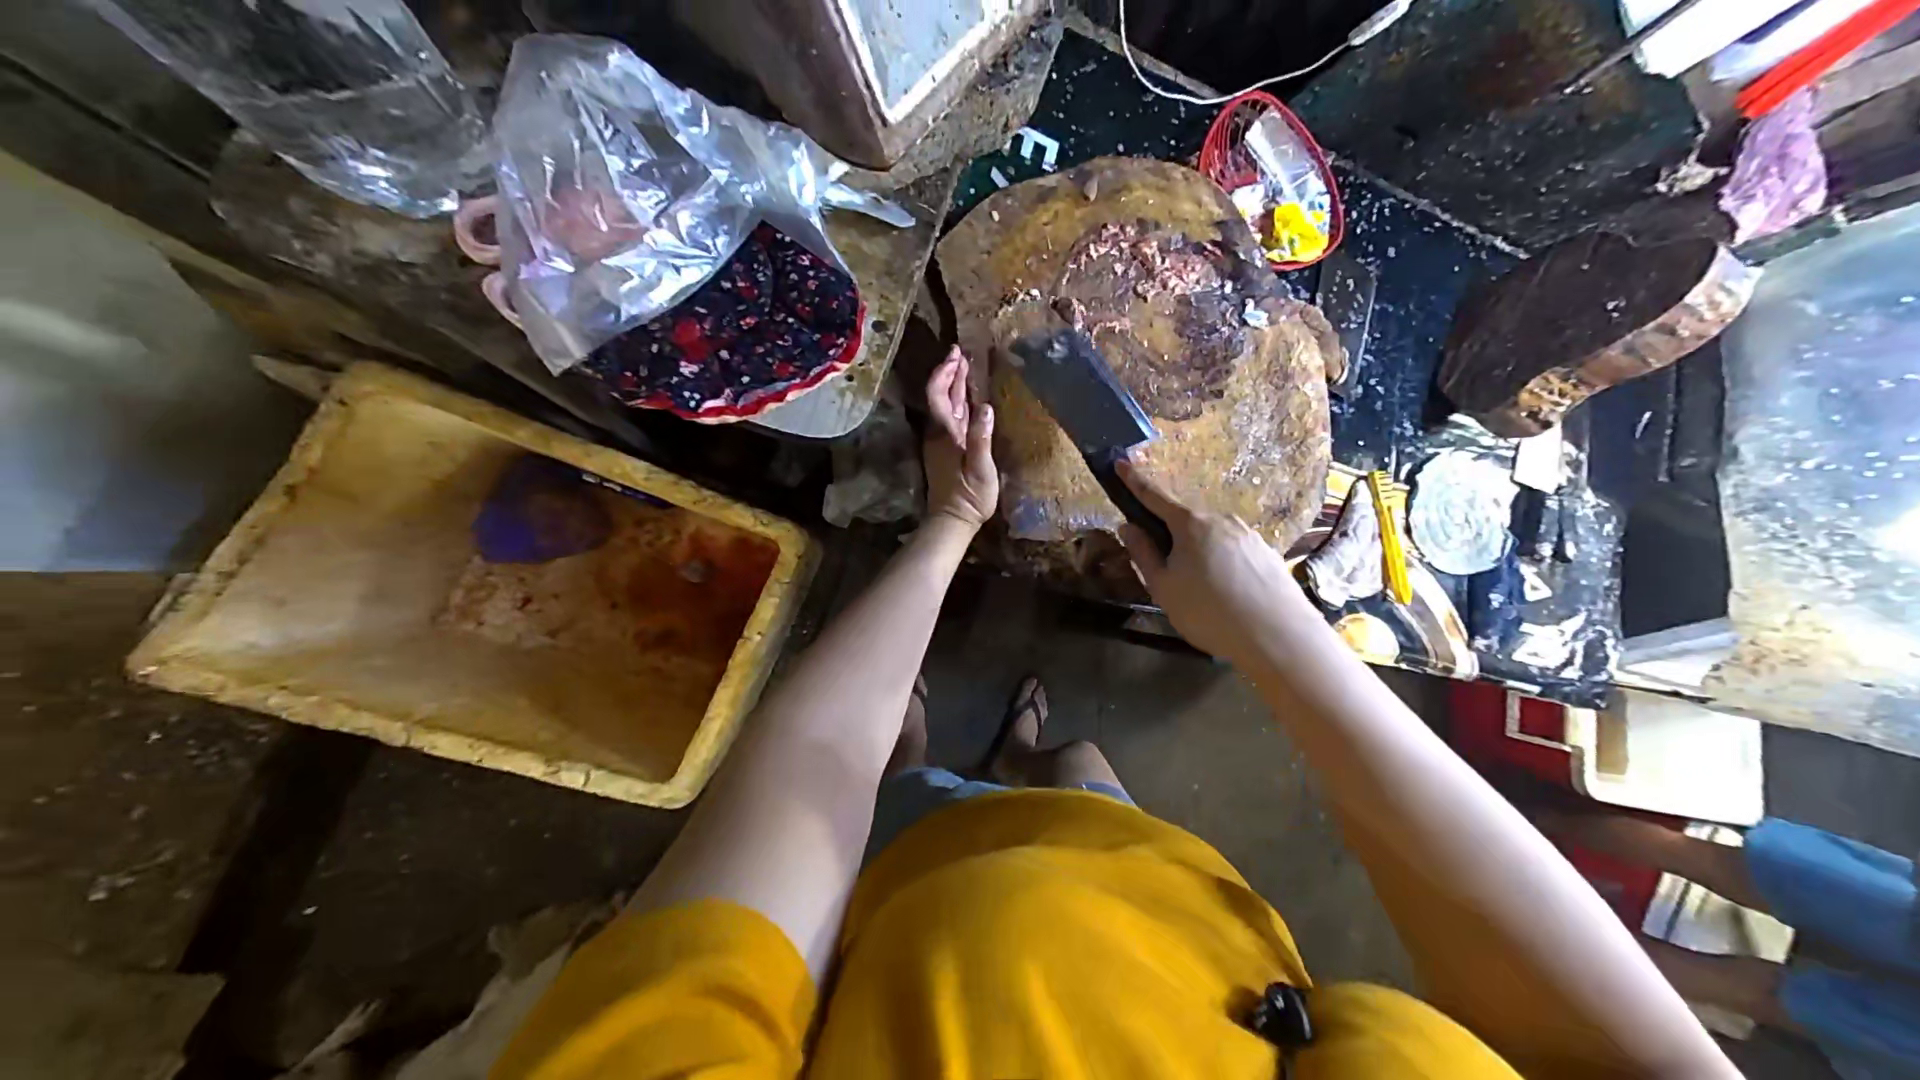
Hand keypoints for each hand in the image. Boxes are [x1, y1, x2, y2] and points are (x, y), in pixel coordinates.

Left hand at [923, 346, 997, 530]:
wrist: (952, 521)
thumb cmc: (969, 496)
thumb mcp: (980, 469)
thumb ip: (981, 438)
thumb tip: (984, 407)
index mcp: (946, 434)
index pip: (938, 395)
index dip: (945, 372)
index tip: (955, 354)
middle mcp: (940, 434)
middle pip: (940, 396)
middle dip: (949, 373)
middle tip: (960, 353)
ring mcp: (942, 442)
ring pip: (946, 406)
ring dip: (953, 385)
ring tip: (964, 367)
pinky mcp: (947, 450)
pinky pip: (951, 418)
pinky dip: (958, 402)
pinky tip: (968, 399)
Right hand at [1114, 459, 1312, 661]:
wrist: (1278, 637)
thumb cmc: (1208, 612)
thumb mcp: (1163, 587)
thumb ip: (1143, 553)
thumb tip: (1128, 526)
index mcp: (1190, 524)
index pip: (1155, 496)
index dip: (1135, 481)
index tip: (1121, 464)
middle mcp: (1221, 520)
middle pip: (1185, 520)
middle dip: (1170, 534)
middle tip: (1163, 568)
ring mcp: (1248, 535)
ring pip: (1211, 537)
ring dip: (1198, 553)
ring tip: (1198, 590)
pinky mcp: (1267, 553)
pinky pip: (1233, 551)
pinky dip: (1222, 564)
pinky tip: (1225, 594)